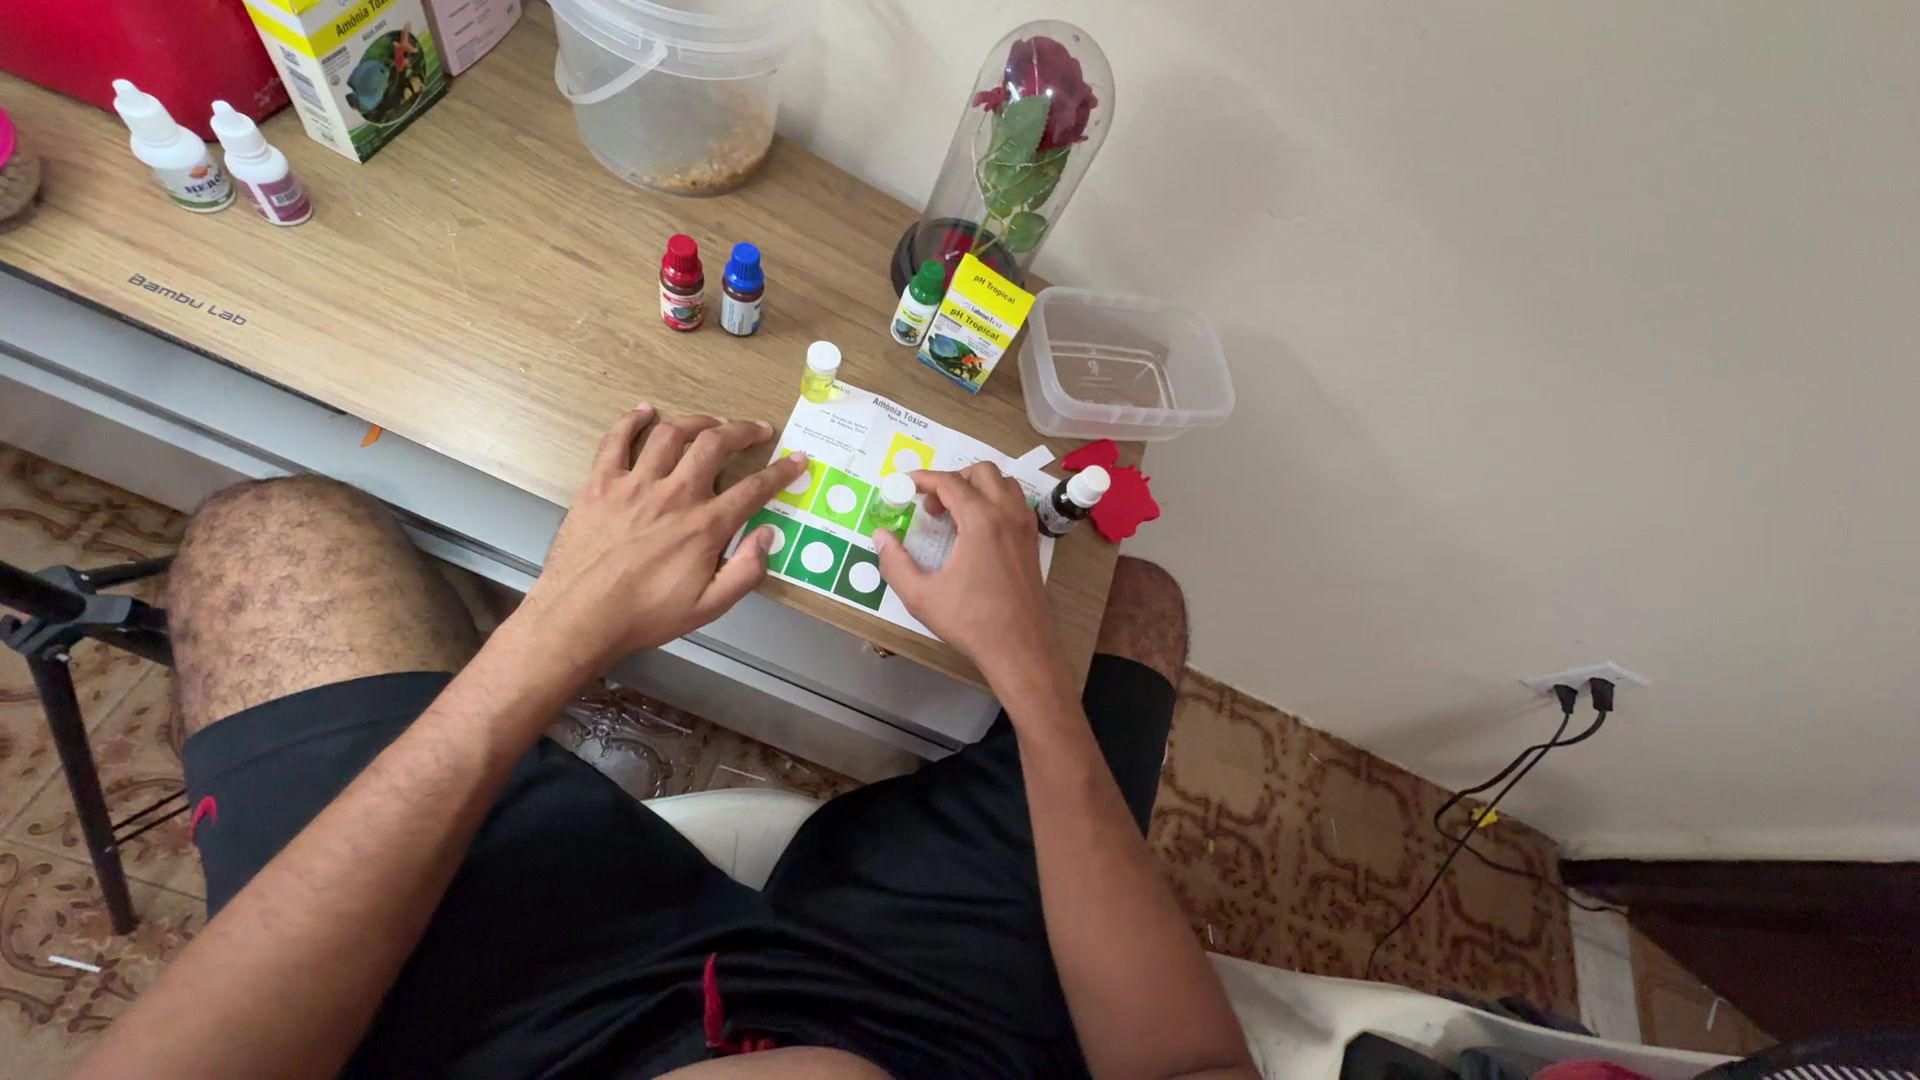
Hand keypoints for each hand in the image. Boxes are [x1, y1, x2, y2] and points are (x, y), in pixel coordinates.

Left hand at [520, 405, 806, 668]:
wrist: (580, 618)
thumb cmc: (647, 615)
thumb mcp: (710, 606)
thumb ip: (747, 571)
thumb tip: (768, 535)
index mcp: (705, 526)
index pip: (754, 488)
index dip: (781, 471)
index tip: (797, 459)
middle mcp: (675, 495)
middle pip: (715, 445)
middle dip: (743, 431)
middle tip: (757, 429)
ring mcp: (635, 485)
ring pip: (671, 435)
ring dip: (697, 422)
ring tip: (711, 423)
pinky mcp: (600, 484)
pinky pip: (616, 440)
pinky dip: (632, 420)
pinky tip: (645, 411)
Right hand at [873, 463, 1066, 692]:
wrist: (1020, 648)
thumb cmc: (971, 622)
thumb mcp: (921, 597)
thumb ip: (895, 563)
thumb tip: (880, 537)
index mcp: (982, 521)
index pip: (950, 482)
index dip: (923, 479)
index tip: (903, 485)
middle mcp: (1008, 515)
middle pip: (982, 472)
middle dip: (952, 480)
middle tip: (931, 507)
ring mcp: (1025, 528)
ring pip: (1004, 484)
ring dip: (977, 488)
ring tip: (955, 515)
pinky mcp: (1033, 543)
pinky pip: (1016, 505)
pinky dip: (996, 503)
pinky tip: (978, 531)